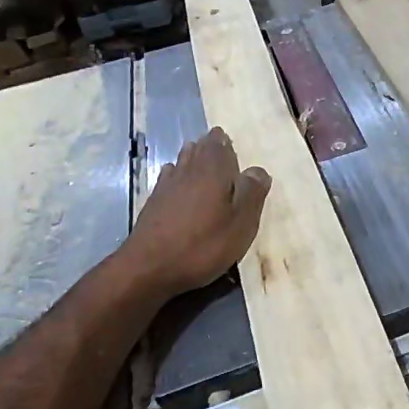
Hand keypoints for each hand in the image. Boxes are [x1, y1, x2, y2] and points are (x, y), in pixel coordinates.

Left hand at [118, 127, 269, 297]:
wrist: (150, 266)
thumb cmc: (203, 245)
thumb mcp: (241, 224)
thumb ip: (251, 193)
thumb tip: (258, 170)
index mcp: (213, 171)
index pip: (219, 144)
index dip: (225, 142)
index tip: (230, 142)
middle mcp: (188, 170)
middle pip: (199, 149)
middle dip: (209, 146)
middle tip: (218, 145)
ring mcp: (167, 185)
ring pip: (182, 161)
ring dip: (192, 157)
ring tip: (200, 158)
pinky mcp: (153, 202)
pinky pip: (168, 178)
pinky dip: (176, 174)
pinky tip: (176, 180)